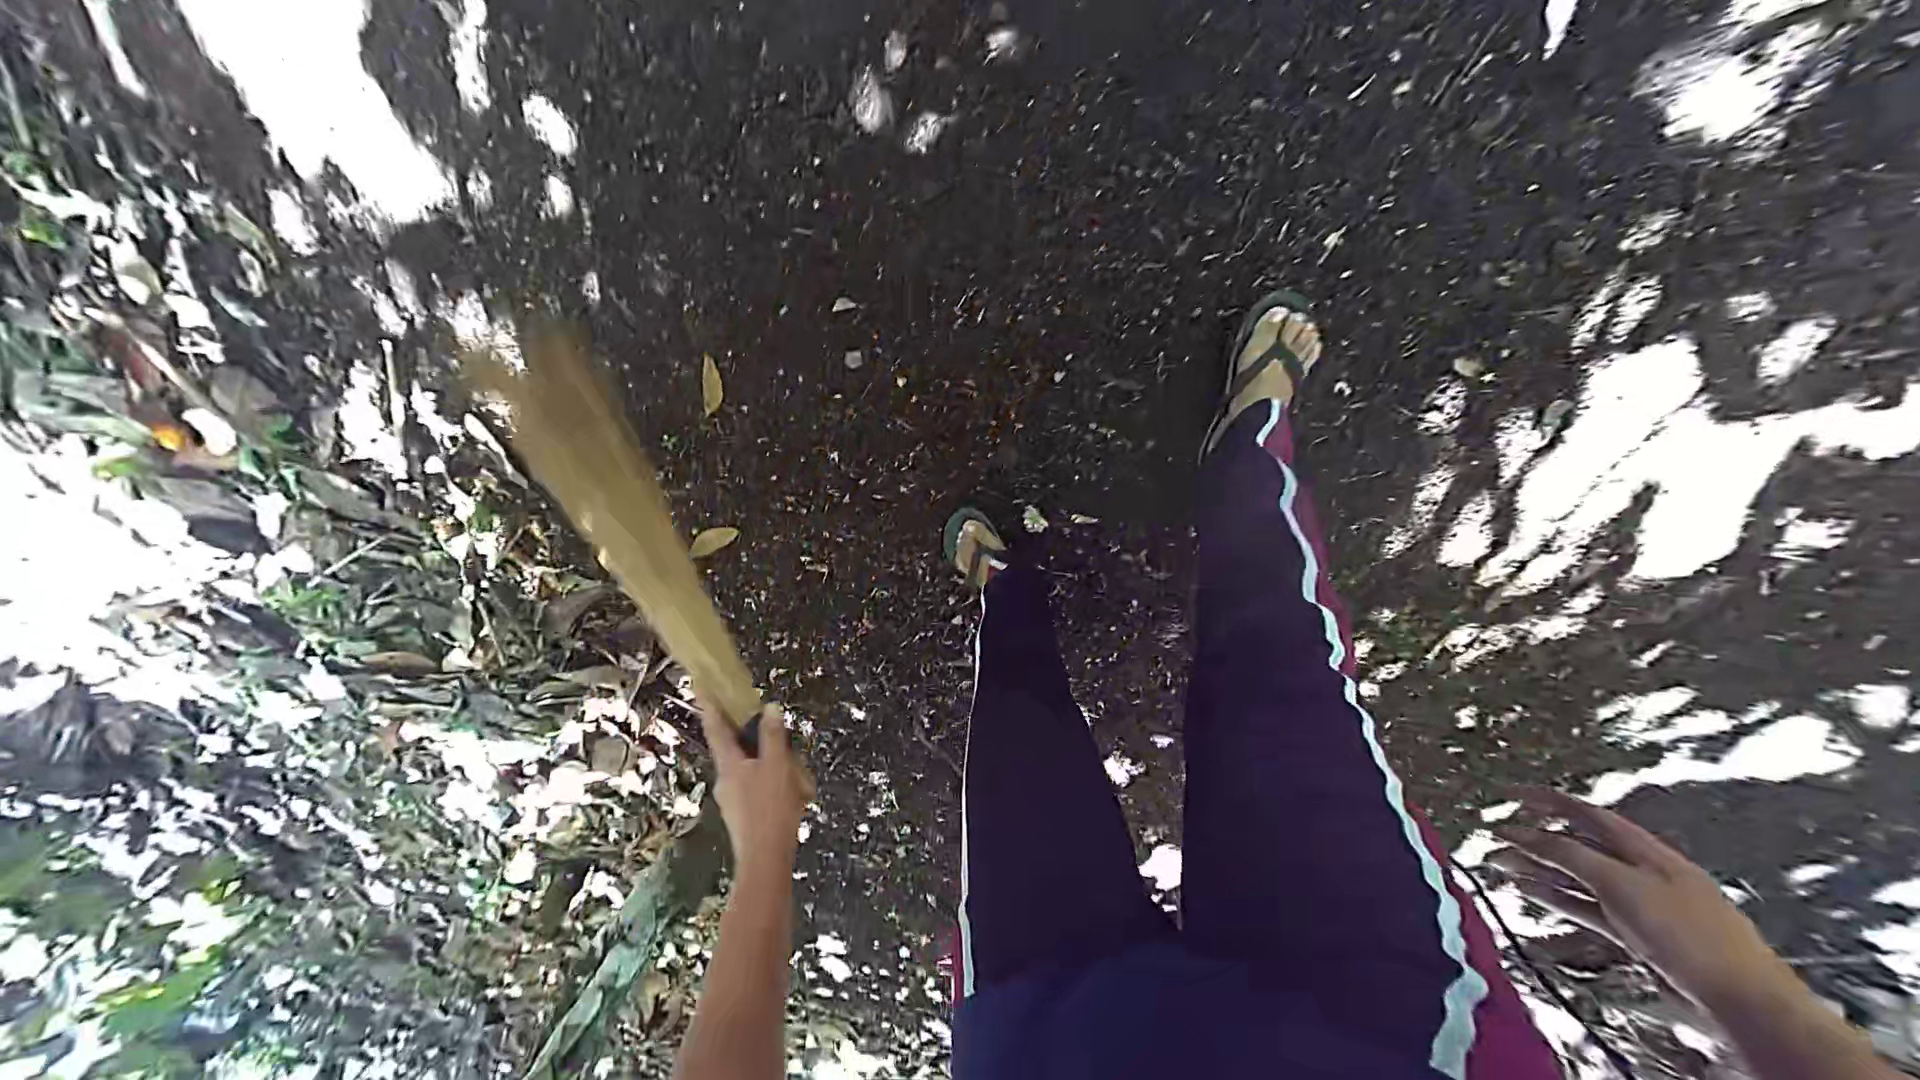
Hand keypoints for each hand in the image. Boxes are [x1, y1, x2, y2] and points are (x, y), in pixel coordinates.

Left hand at [697, 697, 811, 876]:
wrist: (766, 859)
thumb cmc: (770, 808)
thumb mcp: (777, 765)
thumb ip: (773, 737)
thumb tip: (769, 708)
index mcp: (729, 765)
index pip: (716, 728)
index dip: (710, 707)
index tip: (700, 686)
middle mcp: (725, 780)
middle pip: (733, 749)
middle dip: (748, 736)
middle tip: (767, 726)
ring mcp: (732, 800)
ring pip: (747, 770)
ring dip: (765, 762)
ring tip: (790, 764)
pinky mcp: (743, 815)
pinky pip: (755, 787)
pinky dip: (770, 781)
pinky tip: (791, 788)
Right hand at [1493, 788, 1791, 1009]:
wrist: (1745, 1001)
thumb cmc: (1688, 933)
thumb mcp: (1619, 883)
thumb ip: (1567, 853)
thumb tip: (1520, 833)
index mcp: (1643, 850)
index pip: (1584, 812)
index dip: (1543, 799)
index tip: (1508, 792)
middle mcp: (1640, 869)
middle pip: (1577, 843)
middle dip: (1533, 838)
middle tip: (1494, 837)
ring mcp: (1638, 901)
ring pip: (1577, 875)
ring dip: (1537, 868)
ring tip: (1499, 864)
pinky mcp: (1636, 930)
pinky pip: (1585, 904)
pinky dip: (1555, 896)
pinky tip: (1529, 891)